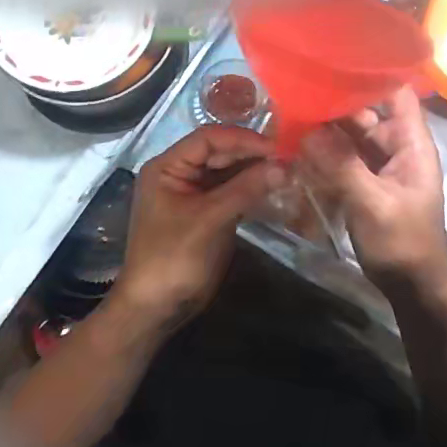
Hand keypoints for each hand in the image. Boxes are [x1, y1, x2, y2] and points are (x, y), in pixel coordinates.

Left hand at [115, 126, 283, 328]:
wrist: (157, 308)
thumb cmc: (173, 258)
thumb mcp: (210, 219)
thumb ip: (246, 188)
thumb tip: (285, 164)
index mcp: (167, 167)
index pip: (209, 138)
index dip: (243, 139)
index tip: (276, 147)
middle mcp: (180, 174)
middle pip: (221, 152)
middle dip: (253, 154)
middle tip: (288, 158)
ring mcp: (195, 194)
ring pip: (230, 170)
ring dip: (256, 170)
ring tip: (288, 171)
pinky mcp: (209, 212)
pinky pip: (234, 189)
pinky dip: (254, 187)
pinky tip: (276, 187)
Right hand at [299, 86, 446, 296]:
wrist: (413, 286)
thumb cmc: (403, 242)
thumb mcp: (373, 204)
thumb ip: (342, 166)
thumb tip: (309, 130)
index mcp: (411, 143)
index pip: (397, 94)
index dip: (373, 75)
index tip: (336, 60)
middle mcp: (398, 148)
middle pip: (368, 114)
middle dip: (336, 103)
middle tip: (297, 89)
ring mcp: (382, 166)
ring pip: (353, 137)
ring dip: (327, 129)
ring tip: (290, 112)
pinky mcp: (368, 184)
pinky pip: (346, 159)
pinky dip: (326, 153)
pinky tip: (298, 146)